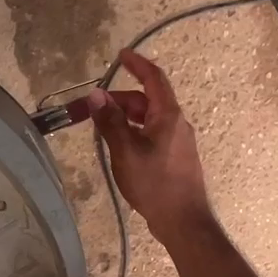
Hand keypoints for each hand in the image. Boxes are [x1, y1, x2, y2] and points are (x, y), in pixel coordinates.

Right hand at [68, 49, 213, 242]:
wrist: (183, 220)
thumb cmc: (155, 184)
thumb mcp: (126, 151)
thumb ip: (110, 122)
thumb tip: (96, 95)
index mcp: (168, 115)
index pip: (153, 78)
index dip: (137, 64)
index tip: (121, 55)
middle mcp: (177, 124)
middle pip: (147, 101)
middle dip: (120, 100)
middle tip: (93, 109)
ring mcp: (178, 142)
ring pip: (149, 120)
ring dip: (125, 119)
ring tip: (102, 130)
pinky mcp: (175, 159)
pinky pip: (153, 136)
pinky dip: (134, 133)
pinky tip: (120, 149)